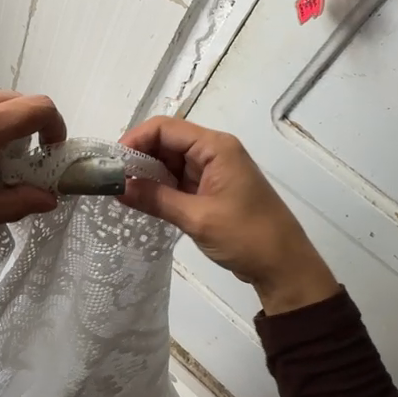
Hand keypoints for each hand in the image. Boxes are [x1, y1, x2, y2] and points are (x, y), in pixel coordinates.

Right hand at [120, 116, 338, 314]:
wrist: (285, 268)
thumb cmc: (247, 236)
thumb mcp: (196, 218)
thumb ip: (154, 199)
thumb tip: (116, 187)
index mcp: (216, 147)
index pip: (165, 128)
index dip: (135, 139)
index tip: (112, 163)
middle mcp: (213, 151)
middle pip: (166, 141)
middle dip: (137, 157)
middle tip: (111, 179)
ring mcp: (212, 171)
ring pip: (169, 161)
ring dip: (146, 174)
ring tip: (121, 190)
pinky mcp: (210, 189)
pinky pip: (177, 179)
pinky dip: (159, 187)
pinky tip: (141, 200)